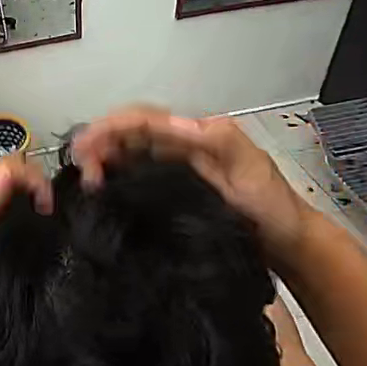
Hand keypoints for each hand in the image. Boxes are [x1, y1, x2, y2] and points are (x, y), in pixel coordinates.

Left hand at [0, 155, 51, 322]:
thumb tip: (6, 177)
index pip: (11, 165)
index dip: (36, 181)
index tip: (46, 207)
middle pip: (12, 171)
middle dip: (36, 185)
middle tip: (48, 212)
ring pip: (8, 187)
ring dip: (28, 196)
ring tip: (41, 217)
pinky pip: (1, 205)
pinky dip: (17, 211)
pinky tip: (20, 228)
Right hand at [70, 107, 313, 261]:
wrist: (287, 245)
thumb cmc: (271, 206)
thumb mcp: (250, 167)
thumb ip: (217, 141)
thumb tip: (169, 124)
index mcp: (197, 135)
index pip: (146, 120)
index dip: (113, 128)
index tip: (85, 147)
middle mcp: (183, 146)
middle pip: (132, 133)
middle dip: (101, 142)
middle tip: (79, 169)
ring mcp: (178, 169)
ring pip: (131, 153)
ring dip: (104, 158)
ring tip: (85, 181)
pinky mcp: (174, 193)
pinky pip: (139, 176)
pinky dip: (116, 177)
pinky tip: (102, 191)